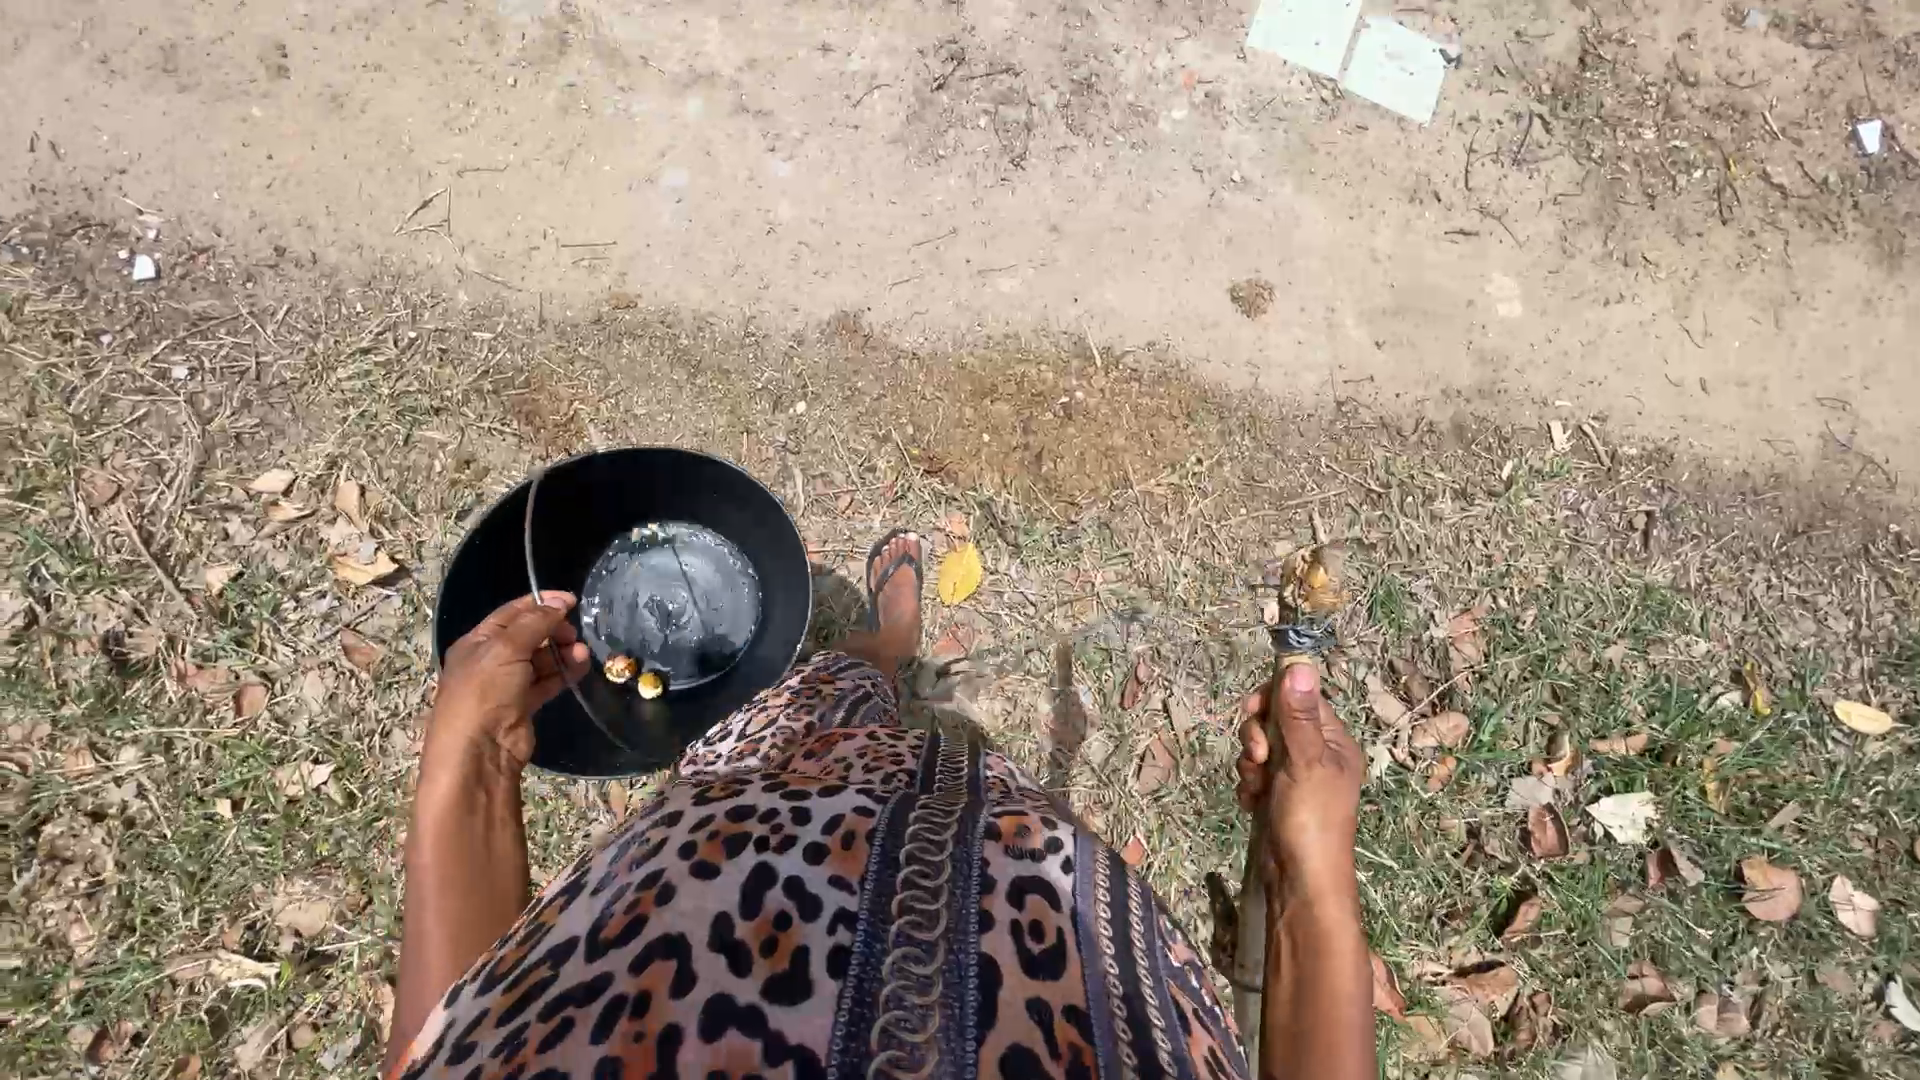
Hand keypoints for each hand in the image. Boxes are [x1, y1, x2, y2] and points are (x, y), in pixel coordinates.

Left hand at [430, 591, 590, 768]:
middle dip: (554, 630)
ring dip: (562, 653)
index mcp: (477, 642)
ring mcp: (507, 683)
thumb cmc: (484, 692)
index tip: (572, 600)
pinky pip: (548, 681)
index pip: (512, 613)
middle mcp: (491, 660)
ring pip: (541, 659)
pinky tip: (581, 667)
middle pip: (529, 635)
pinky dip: (564, 673)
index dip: (541, 603)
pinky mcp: (524, 704)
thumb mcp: (506, 648)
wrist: (478, 751)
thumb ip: (535, 622)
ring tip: (582, 653)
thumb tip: (560, 601)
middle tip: (575, 633)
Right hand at [1234, 662, 1363, 900]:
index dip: (1273, 699)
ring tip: (1258, 787)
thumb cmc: (1312, 818)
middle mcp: (1315, 754)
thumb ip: (1298, 715)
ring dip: (1250, 764)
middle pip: (1273, 720)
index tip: (1253, 710)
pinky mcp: (1275, 795)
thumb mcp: (1306, 761)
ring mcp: (1294, 776)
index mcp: (1334, 741)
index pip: (1299, 698)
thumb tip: (1300, 664)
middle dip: (1256, 736)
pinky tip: (1253, 801)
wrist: (1300, 881)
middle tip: (1259, 757)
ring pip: (1258, 747)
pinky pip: (1252, 774)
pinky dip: (1248, 785)